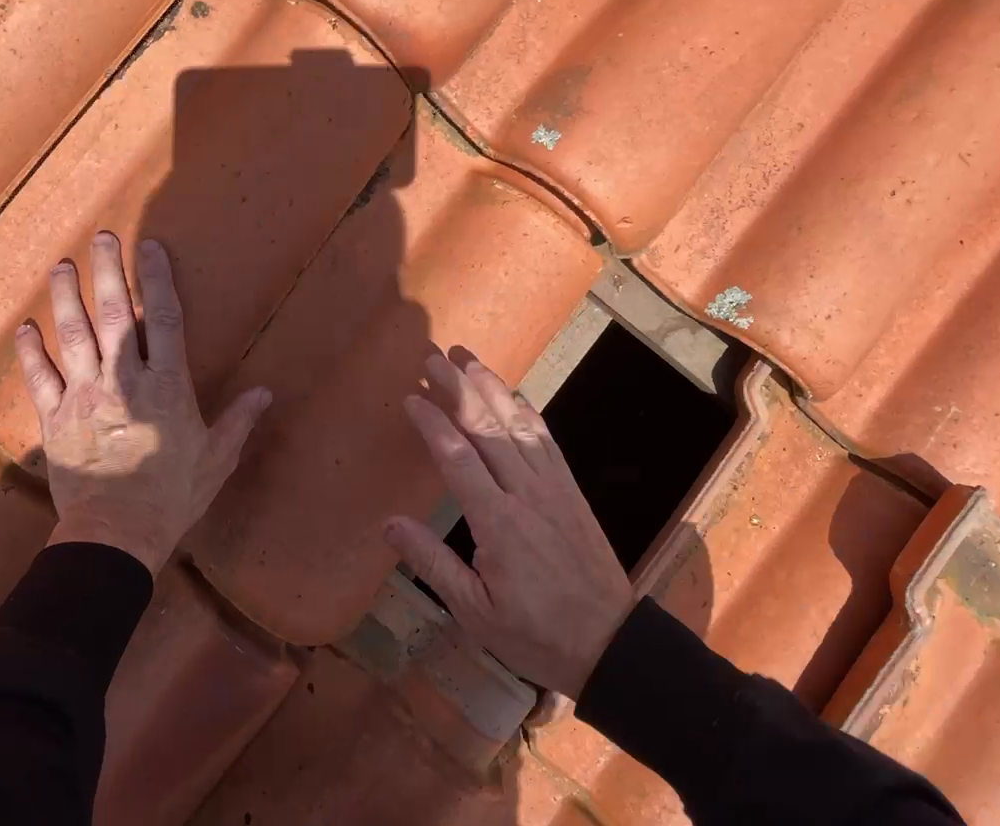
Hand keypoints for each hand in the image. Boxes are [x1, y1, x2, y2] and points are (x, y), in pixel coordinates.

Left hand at [15, 233, 270, 573]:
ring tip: (62, 265)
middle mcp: (123, 381)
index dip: (156, 281)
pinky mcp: (54, 420)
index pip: (162, 320)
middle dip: (107, 273)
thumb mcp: (217, 458)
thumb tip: (265, 392)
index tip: (150, 248)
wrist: (116, 533)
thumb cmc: (173, 495)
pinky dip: (30, 353)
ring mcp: (83, 398)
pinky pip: (38, 379)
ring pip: (72, 337)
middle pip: (112, 317)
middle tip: (101, 237)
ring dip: (65, 298)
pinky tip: (25, 327)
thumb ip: (238, 420)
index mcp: (166, 386)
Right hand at [384, 348, 635, 696]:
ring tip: (470, 359)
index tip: (411, 397)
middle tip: (434, 357)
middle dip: (459, 388)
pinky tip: (515, 396)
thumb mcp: (475, 611)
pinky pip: (547, 441)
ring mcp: (553, 488)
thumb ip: (432, 563)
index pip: (457, 457)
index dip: (432, 422)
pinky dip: (527, 412)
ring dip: (492, 389)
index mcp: (496, 521)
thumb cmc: (535, 633)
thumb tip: (389, 524)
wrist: (611, 643)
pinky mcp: (571, 492)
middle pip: (486, 428)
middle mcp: (525, 493)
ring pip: (518, 425)